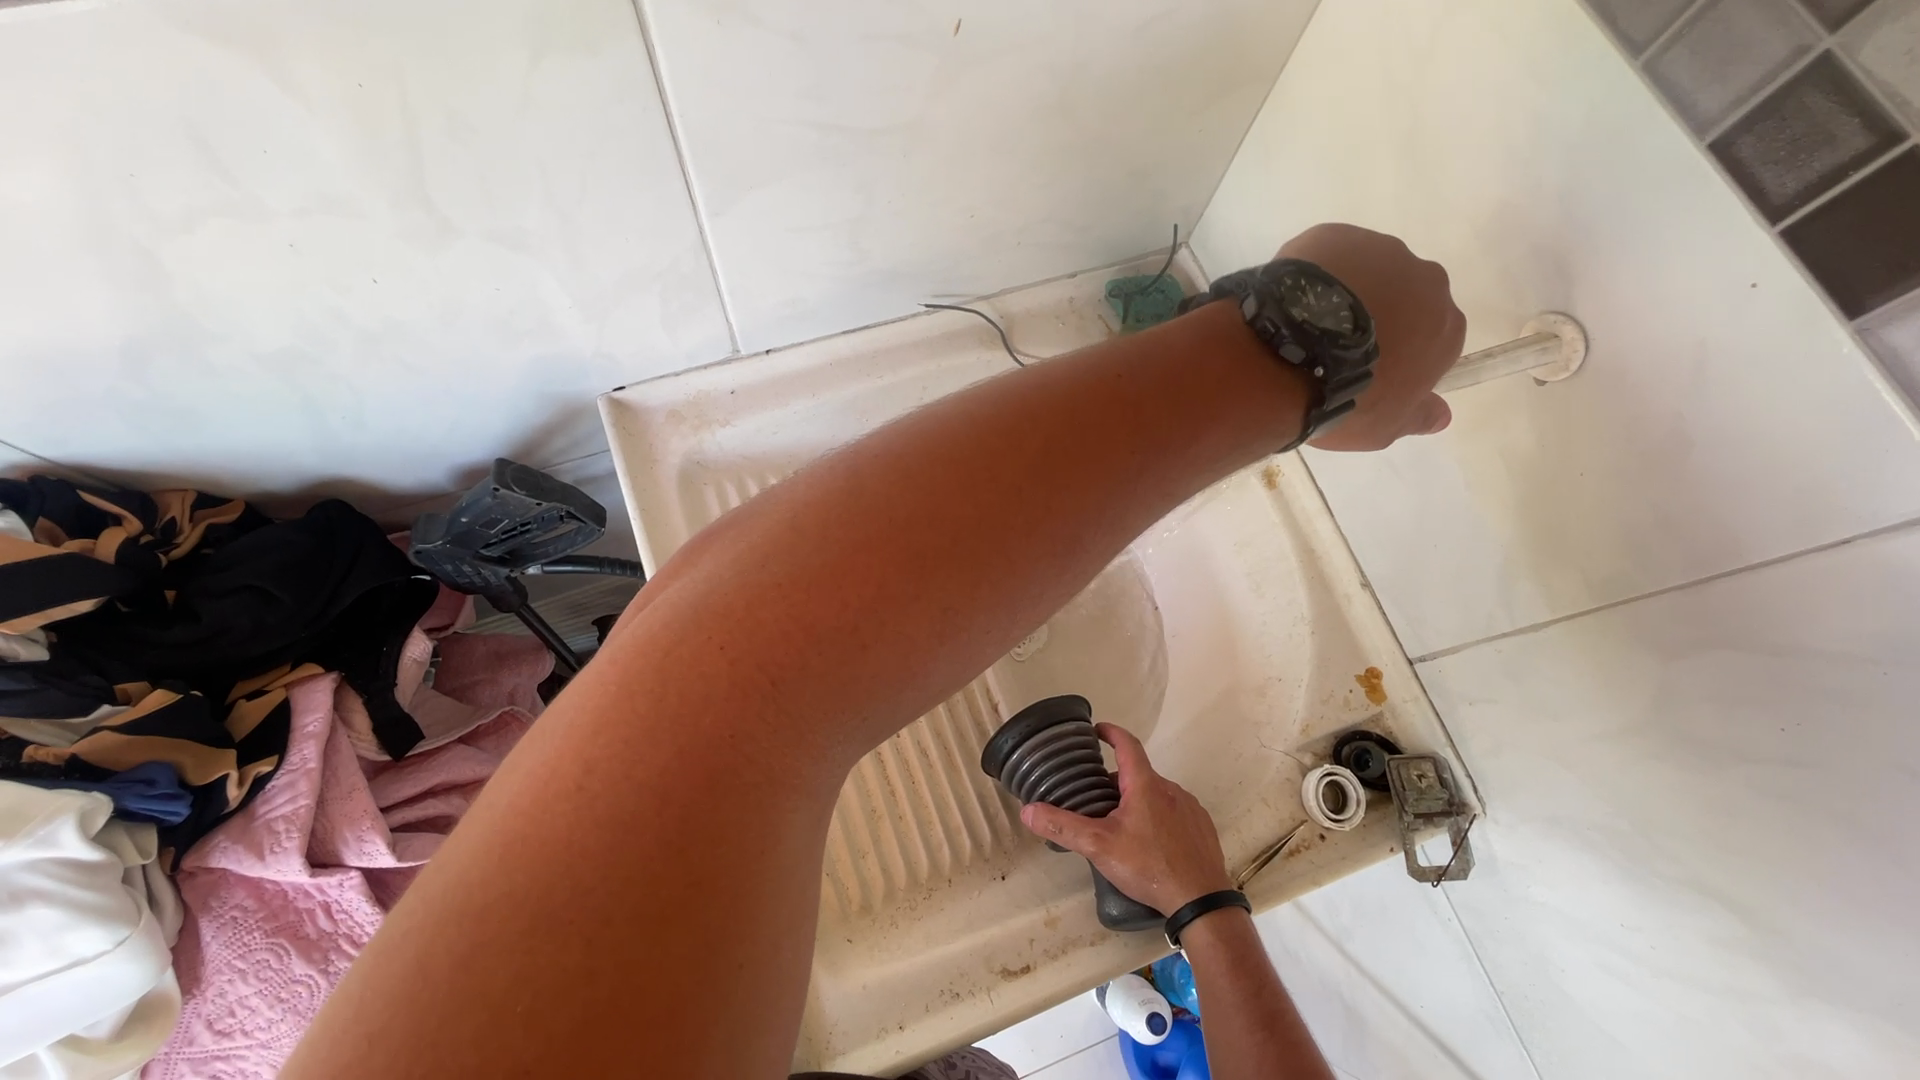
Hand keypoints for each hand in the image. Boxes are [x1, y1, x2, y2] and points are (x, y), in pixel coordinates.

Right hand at [1019, 723, 1232, 914]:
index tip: (1097, 729)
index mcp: (1145, 785)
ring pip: (1156, 795)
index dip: (1111, 733)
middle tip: (1093, 799)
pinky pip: (1174, 812)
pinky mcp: (1202, 828)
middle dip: (1115, 781)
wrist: (1201, 901)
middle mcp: (1170, 789)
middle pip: (1138, 774)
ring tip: (1118, 826)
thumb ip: (1062, 827)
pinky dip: (1157, 817)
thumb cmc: (1148, 866)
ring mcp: (1190, 808)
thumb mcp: (1098, 846)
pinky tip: (1149, 843)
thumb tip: (1028, 811)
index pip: (1127, 745)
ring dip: (1136, 801)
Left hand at [1278, 223, 1466, 451]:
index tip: (1369, 371)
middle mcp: (1425, 279)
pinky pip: (1324, 255)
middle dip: (1377, 317)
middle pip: (1403, 298)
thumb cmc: (1346, 401)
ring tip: (1304, 324)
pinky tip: (1286, 300)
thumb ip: (1417, 415)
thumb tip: (1442, 416)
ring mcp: (1378, 250)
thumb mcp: (1385, 426)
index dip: (1400, 354)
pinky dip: (1311, 273)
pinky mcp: (1333, 235)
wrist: (1289, 359)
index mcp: (1445, 326)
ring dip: (1343, 292)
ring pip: (1364, 272)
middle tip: (1334, 347)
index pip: (1431, 338)